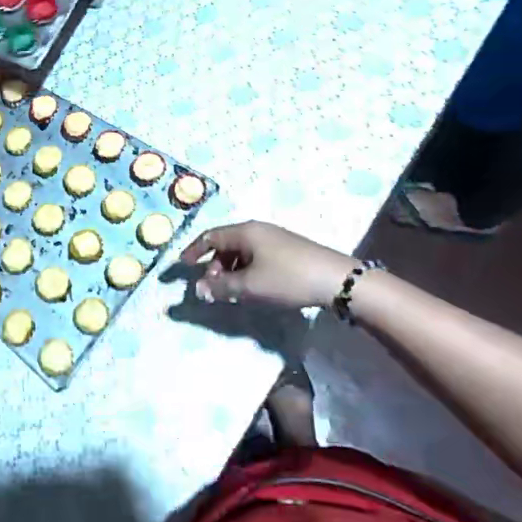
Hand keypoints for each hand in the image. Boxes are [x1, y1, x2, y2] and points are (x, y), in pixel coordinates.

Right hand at [179, 221, 357, 309]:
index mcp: (245, 232)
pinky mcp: (288, 250)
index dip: (194, 250)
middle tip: (212, 286)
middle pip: (225, 244)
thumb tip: (198, 289)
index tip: (182, 265)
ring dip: (230, 270)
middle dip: (214, 265)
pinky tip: (253, 287)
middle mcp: (258, 230)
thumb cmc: (288, 278)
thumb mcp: (250, 286)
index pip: (210, 236)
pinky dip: (246, 270)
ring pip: (241, 252)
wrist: (339, 280)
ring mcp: (274, 239)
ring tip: (232, 290)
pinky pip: (256, 256)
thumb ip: (221, 287)